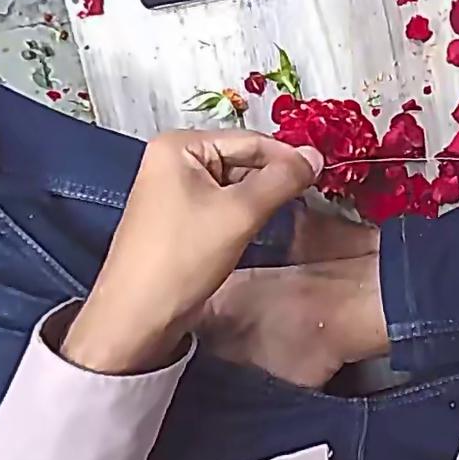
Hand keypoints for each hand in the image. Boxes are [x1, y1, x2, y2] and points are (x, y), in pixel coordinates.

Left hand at [62, 131, 321, 373]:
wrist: (137, 319)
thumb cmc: (182, 259)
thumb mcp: (241, 213)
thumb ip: (282, 179)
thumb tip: (315, 155)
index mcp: (179, 146)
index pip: (251, 140)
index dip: (287, 157)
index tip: (321, 172)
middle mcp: (174, 159)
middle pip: (244, 158)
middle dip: (274, 177)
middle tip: (308, 194)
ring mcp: (176, 187)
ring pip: (238, 181)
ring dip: (263, 195)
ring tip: (287, 210)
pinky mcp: (181, 213)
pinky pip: (225, 200)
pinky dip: (247, 209)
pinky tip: (260, 224)